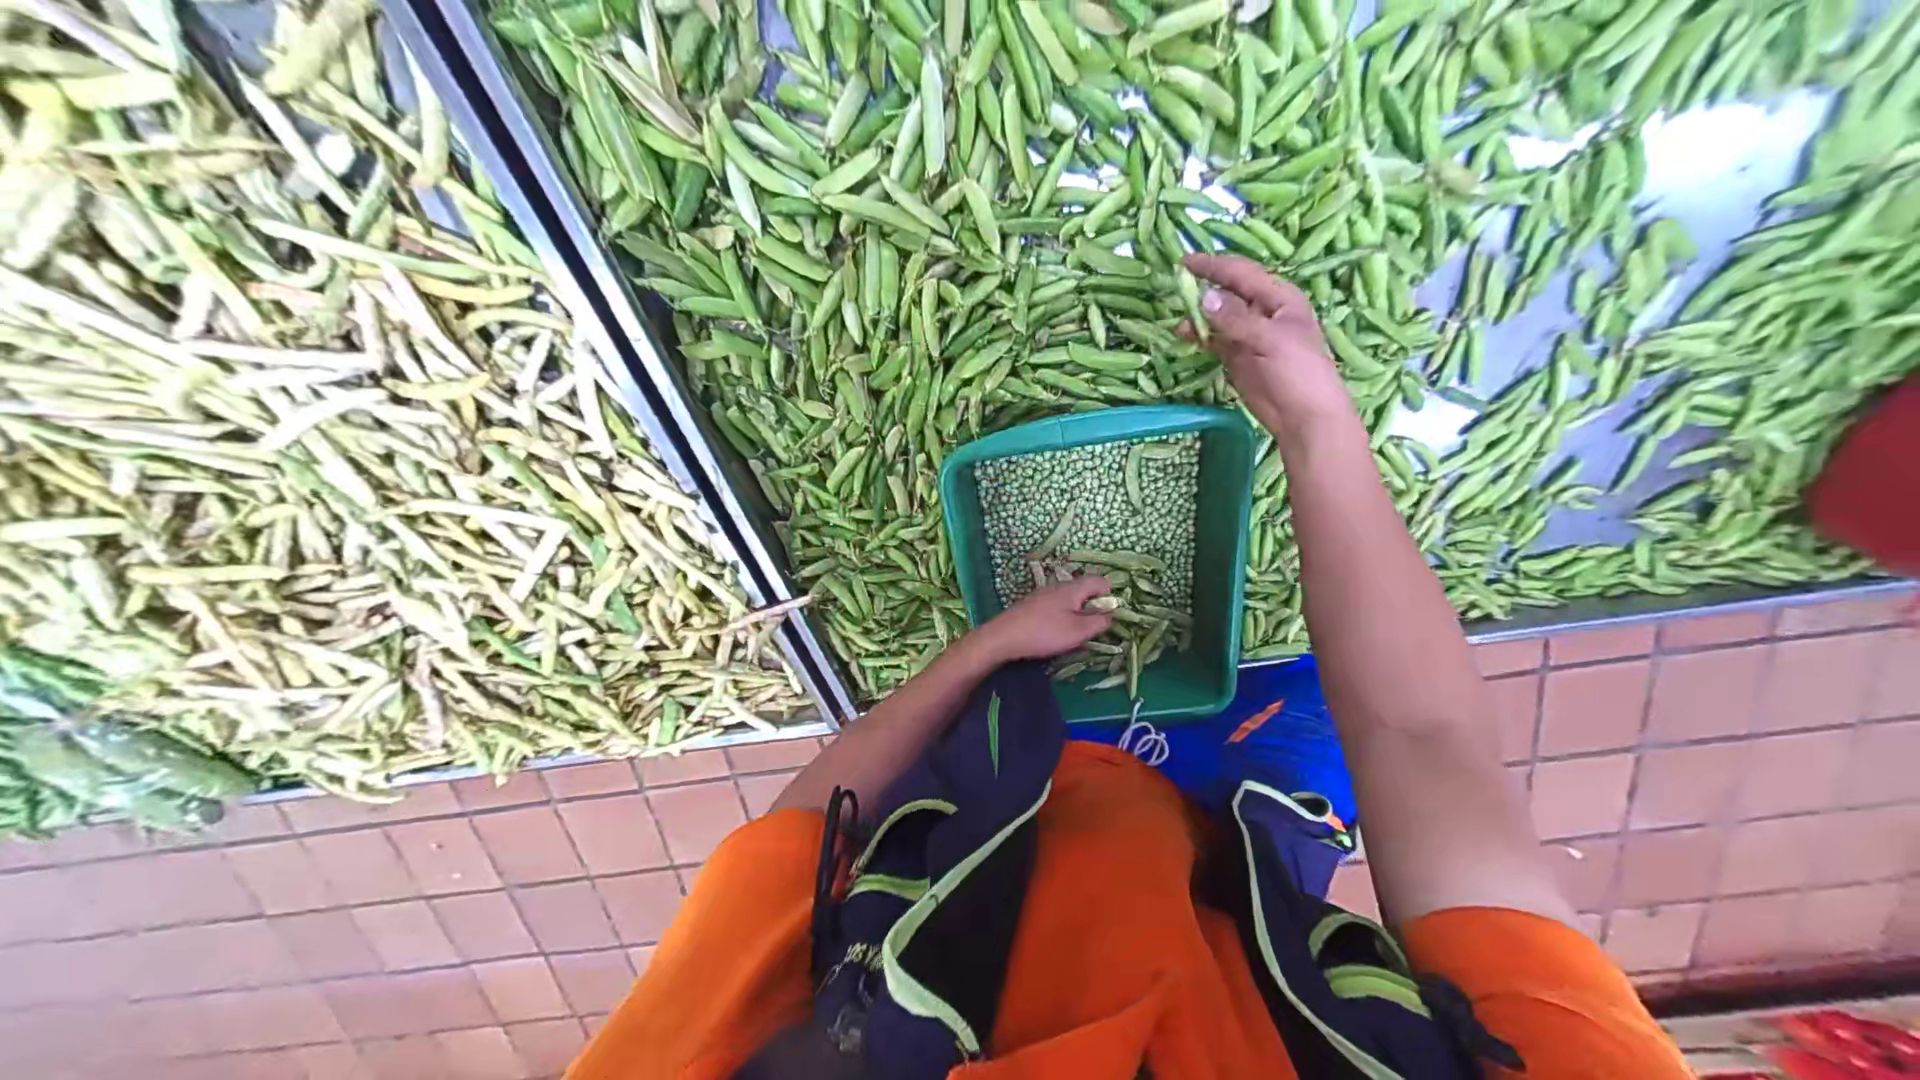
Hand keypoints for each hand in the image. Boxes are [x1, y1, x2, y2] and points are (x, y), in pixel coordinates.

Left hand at [975, 576, 1113, 662]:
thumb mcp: (1078, 631)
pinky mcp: (1033, 605)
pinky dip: (1062, 618)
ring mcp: (1044, 594)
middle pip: (1085, 591)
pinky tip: (1055, 635)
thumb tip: (1112, 614)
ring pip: (1071, 601)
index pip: (1100, 581)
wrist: (1003, 637)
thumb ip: (1100, 622)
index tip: (1108, 616)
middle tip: (1091, 630)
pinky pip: (1057, 607)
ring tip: (1074, 636)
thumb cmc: (1044, 633)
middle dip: (1093, 609)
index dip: (1110, 596)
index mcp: (1073, 588)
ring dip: (1078, 616)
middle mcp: (1059, 586)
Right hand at [1178, 254, 1358, 436]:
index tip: (1183, 262)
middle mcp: (1262, 311)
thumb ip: (1236, 319)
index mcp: (1279, 297)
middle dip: (1202, 287)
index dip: (1213, 265)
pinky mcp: (1237, 356)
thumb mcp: (1269, 340)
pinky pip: (1214, 339)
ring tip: (1178, 320)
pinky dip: (1199, 335)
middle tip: (1173, 286)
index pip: (1241, 273)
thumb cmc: (1299, 373)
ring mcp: (1248, 334)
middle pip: (1227, 291)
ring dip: (1198, 315)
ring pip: (1218, 316)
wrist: (1304, 417)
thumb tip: (1203, 297)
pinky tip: (1184, 334)